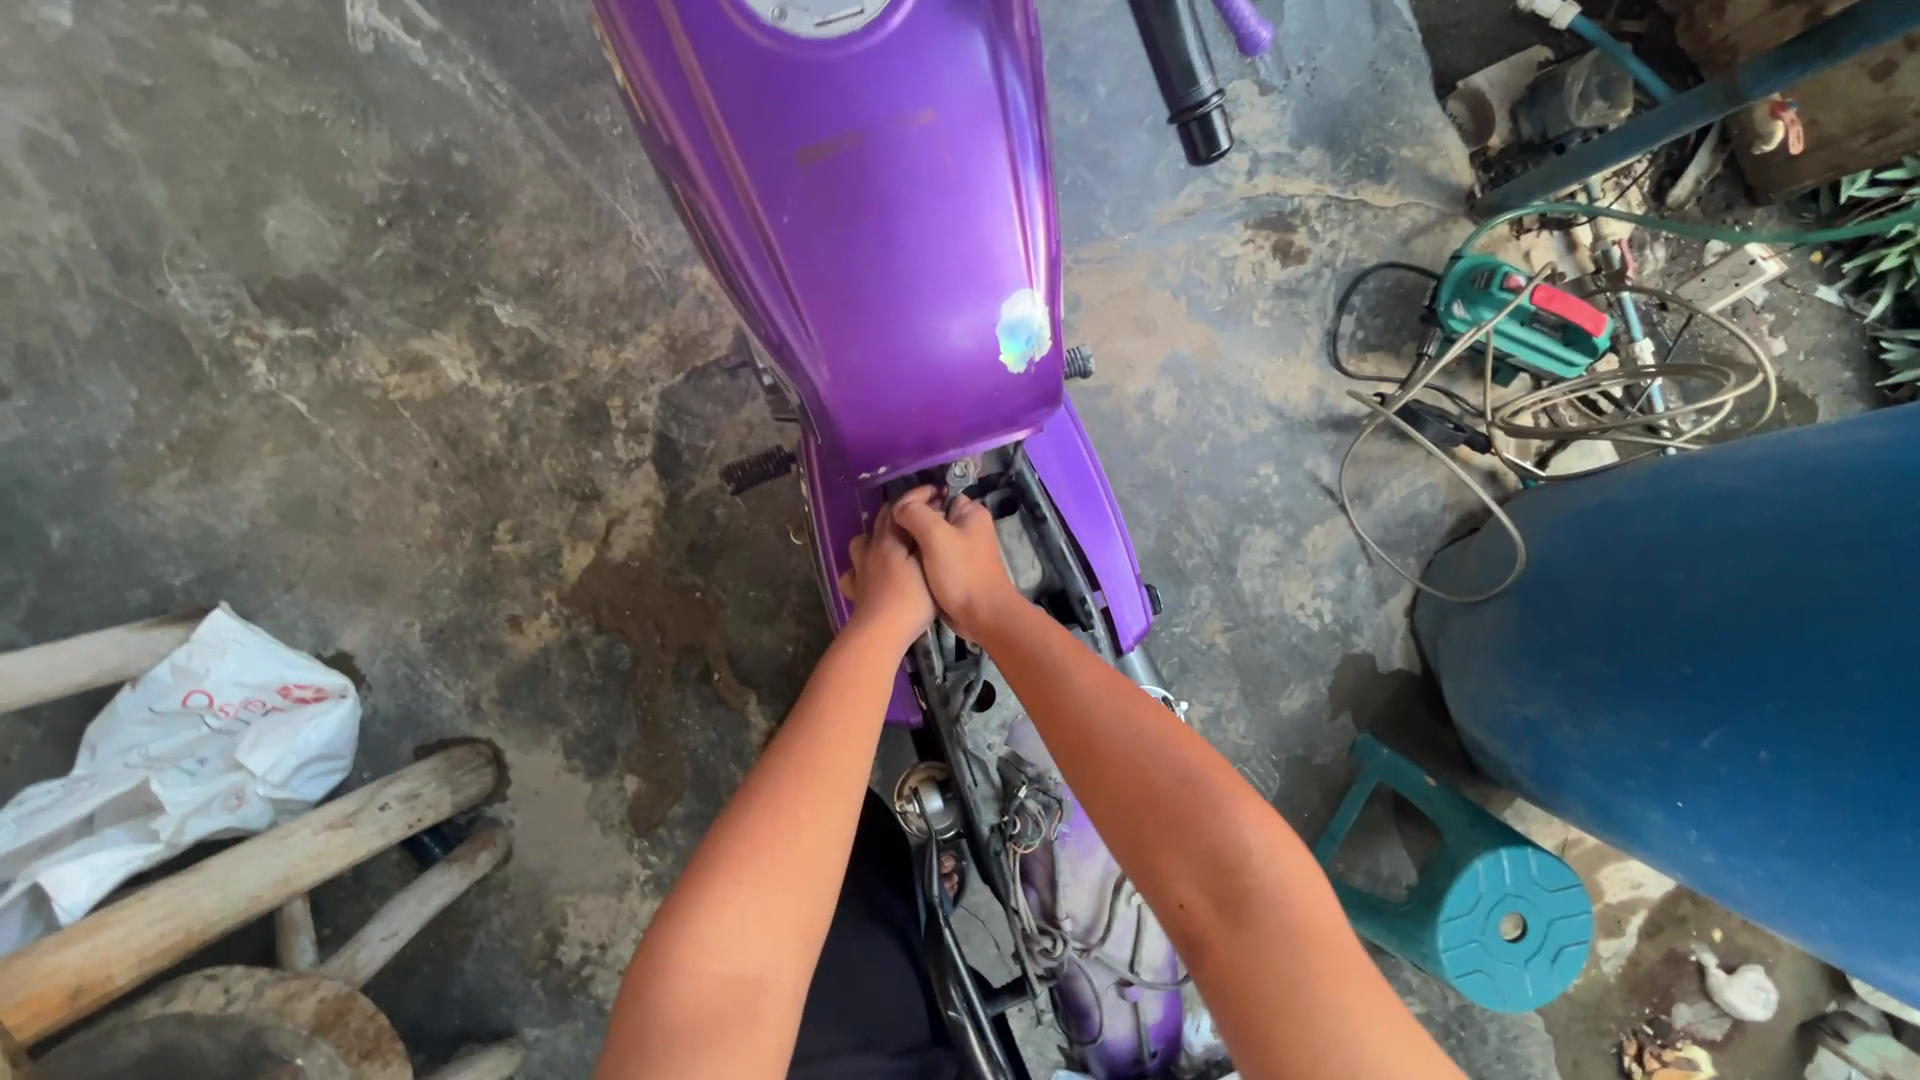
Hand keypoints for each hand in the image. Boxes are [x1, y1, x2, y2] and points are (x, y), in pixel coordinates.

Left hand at [839, 501, 936, 652]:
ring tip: (889, 543)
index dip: (918, 496)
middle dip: (899, 511)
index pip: (901, 507)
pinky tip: (869, 574)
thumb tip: (932, 518)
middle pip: (880, 520)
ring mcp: (860, 569)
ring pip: (861, 542)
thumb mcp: (929, 566)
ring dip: (874, 537)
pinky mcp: (855, 589)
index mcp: (890, 540)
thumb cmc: (912, 600)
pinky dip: (860, 568)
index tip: (935, 492)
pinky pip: (852, 572)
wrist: (881, 632)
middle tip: (919, 512)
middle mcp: (871, 549)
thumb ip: (928, 540)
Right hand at [891, 485, 1023, 641]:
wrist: (981, 616)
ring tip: (895, 550)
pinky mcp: (954, 570)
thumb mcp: (935, 535)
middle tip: (892, 535)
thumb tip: (899, 508)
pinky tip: (905, 566)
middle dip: (913, 525)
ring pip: (929, 539)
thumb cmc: (962, 573)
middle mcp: (968, 527)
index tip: (897, 515)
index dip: (918, 502)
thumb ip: (915, 514)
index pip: (939, 495)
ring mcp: (961, 550)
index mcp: (971, 513)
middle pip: (932, 517)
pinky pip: (931, 557)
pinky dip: (920, 561)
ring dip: (914, 546)